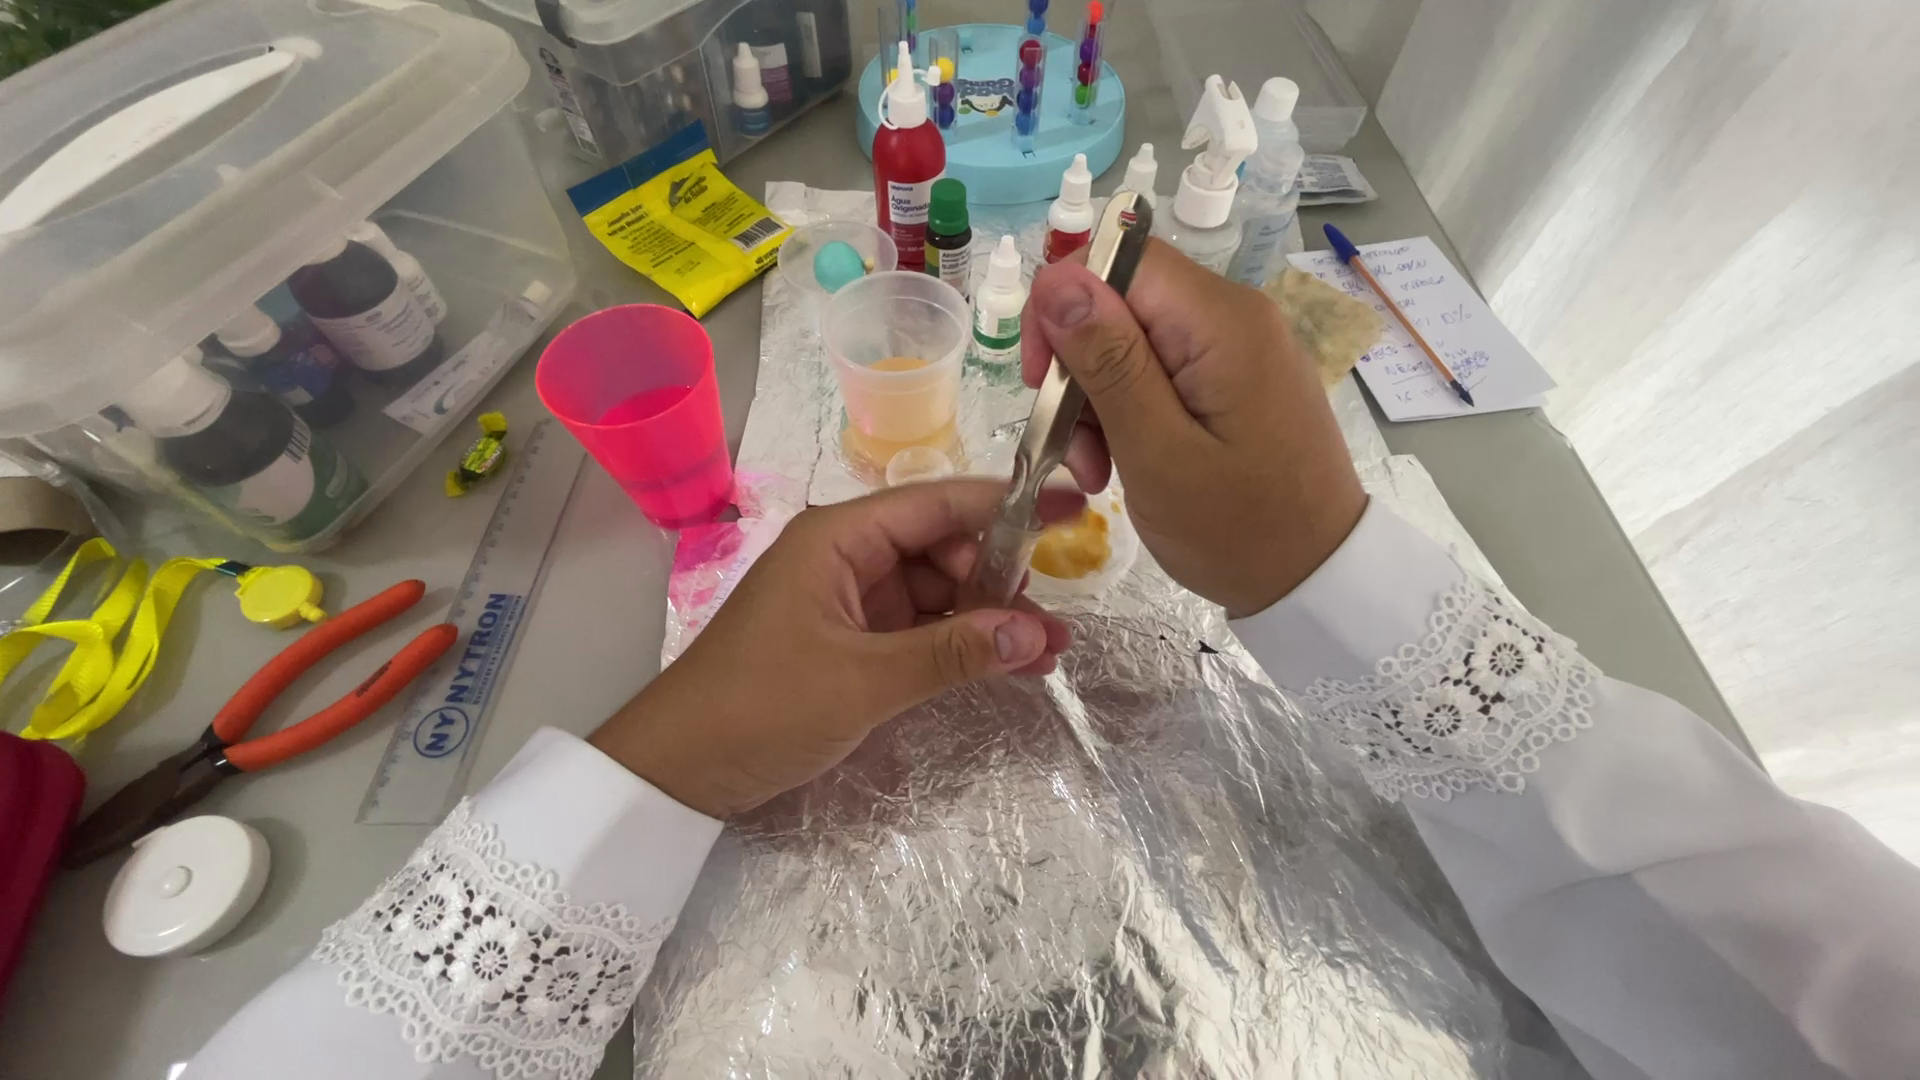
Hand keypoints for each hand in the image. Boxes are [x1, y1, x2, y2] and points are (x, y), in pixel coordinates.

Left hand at [589, 480, 1080, 817]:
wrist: (680, 771)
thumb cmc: (760, 706)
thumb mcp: (863, 680)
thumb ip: (952, 652)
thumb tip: (1037, 632)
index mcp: (840, 537)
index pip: (937, 504)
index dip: (1007, 504)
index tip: (1072, 506)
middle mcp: (849, 556)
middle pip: (944, 548)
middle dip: (1002, 580)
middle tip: (1052, 620)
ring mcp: (852, 600)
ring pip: (938, 593)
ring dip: (989, 619)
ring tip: (1049, 650)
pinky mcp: (853, 640)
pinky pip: (920, 629)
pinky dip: (959, 645)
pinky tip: (1009, 663)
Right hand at [1022, 238, 1365, 616]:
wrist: (1315, 577)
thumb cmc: (1235, 530)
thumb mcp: (1156, 452)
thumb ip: (1108, 362)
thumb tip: (1057, 280)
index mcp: (1220, 321)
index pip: (1117, 260)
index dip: (1062, 308)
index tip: (1041, 382)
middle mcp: (1232, 315)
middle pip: (1120, 303)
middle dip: (1078, 369)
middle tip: (1072, 446)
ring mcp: (1236, 348)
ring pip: (1130, 343)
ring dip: (1097, 403)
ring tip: (1099, 471)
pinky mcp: (1233, 379)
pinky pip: (1158, 373)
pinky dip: (1127, 414)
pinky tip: (1123, 464)